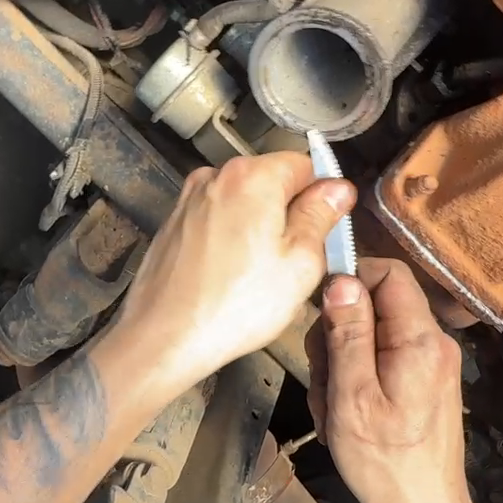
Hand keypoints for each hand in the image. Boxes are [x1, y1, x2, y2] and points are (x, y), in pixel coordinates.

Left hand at [96, 152, 353, 400]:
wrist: (164, 337)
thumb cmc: (235, 305)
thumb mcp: (301, 262)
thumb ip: (321, 216)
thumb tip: (337, 188)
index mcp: (252, 176)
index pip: (305, 165)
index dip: (322, 197)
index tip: (326, 229)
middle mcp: (215, 176)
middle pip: (271, 182)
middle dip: (288, 215)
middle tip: (294, 262)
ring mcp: (189, 200)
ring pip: (242, 204)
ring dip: (258, 230)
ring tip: (258, 276)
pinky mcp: (173, 224)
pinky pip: (216, 222)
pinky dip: (229, 241)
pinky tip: (230, 277)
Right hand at [307, 258, 467, 502]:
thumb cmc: (384, 462)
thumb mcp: (351, 396)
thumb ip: (348, 335)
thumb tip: (341, 279)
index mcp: (420, 340)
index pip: (389, 273)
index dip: (350, 278)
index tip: (319, 311)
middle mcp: (433, 342)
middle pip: (374, 304)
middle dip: (338, 332)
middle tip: (324, 377)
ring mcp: (430, 363)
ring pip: (371, 333)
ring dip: (341, 362)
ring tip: (333, 404)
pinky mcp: (423, 382)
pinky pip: (380, 359)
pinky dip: (354, 378)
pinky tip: (345, 411)